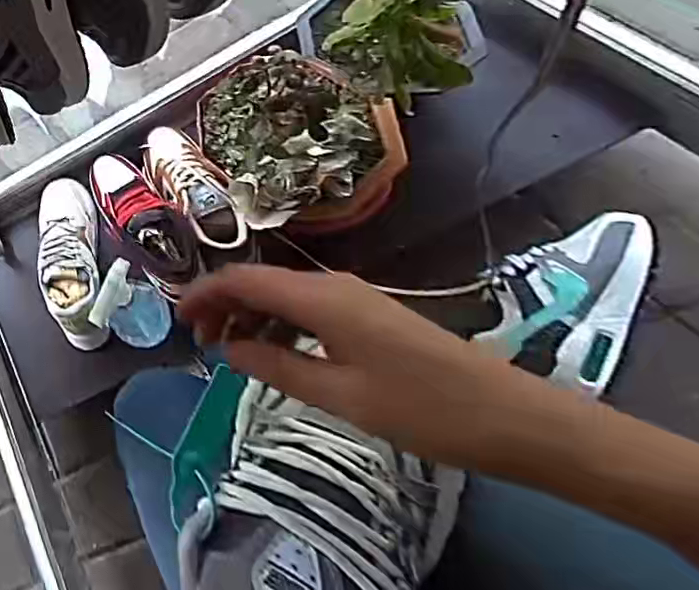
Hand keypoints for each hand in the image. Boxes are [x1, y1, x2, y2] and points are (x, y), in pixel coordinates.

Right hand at [178, 265, 578, 471]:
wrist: (519, 419)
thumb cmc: (426, 409)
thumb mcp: (341, 396)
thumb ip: (277, 367)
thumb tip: (230, 351)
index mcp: (319, 297)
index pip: (242, 279)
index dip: (204, 293)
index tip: (179, 318)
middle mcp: (330, 285)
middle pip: (258, 281)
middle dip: (222, 305)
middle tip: (200, 341)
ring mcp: (351, 296)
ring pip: (281, 294)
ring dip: (250, 316)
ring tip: (231, 351)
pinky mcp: (366, 313)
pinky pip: (306, 307)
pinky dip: (279, 323)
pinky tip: (276, 352)